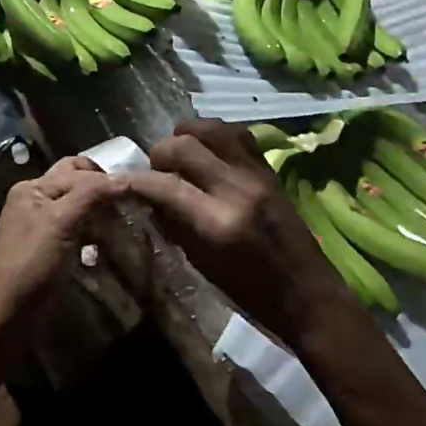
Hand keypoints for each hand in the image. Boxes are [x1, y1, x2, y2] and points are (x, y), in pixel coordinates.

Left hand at [0, 157, 125, 324]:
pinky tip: (111, 239)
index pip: (76, 170)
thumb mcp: (60, 222)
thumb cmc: (31, 263)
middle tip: (136, 202)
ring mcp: (41, 225)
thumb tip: (125, 177)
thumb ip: (89, 195)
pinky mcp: (48, 249)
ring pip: (76, 206)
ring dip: (100, 210)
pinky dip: (93, 230)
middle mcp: (35, 200)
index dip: (107, 176)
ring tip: (131, 219)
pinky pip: (75, 229)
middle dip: (102, 188)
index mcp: (33, 188)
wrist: (6, 312)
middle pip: (75, 184)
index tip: (143, 187)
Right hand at [122, 120, 354, 346]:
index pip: (162, 185)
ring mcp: (257, 176)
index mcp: (217, 222)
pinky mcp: (270, 171)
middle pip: (183, 146)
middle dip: (158, 154)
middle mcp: (237, 190)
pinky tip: (206, 151)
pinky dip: (214, 136)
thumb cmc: (248, 291)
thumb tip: (143, 193)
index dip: (133, 180)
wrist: (308, 297)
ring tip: (180, 153)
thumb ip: (170, 220)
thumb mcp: (199, 261)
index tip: (118, 181)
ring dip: (186, 135)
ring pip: (211, 128)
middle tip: (157, 172)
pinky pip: (237, 134)